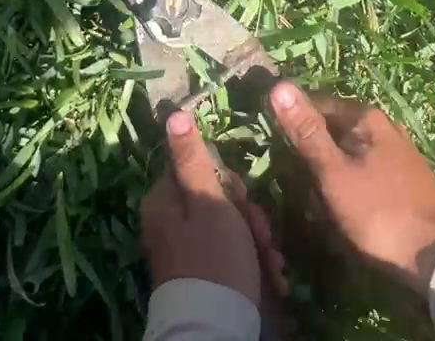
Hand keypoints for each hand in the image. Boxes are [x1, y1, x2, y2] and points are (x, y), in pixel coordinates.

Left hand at [140, 109, 267, 304]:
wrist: (216, 329)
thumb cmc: (214, 258)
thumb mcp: (208, 201)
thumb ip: (194, 159)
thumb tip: (173, 115)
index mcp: (163, 202)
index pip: (196, 166)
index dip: (226, 177)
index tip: (244, 195)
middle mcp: (168, 224)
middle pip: (215, 198)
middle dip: (247, 214)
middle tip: (261, 231)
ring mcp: (184, 252)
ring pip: (228, 228)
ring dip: (256, 241)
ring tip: (272, 259)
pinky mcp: (202, 276)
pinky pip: (230, 255)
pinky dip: (252, 263)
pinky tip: (271, 276)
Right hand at [269, 80, 434, 293]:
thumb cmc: (377, 212)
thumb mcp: (334, 173)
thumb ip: (307, 132)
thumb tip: (279, 86)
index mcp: (368, 118)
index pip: (319, 106)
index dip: (297, 126)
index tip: (282, 152)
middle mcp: (388, 126)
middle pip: (338, 131)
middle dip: (318, 155)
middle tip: (306, 188)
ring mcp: (403, 152)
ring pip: (355, 152)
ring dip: (336, 172)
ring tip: (325, 204)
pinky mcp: (412, 178)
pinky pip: (372, 170)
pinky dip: (357, 182)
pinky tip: (352, 207)